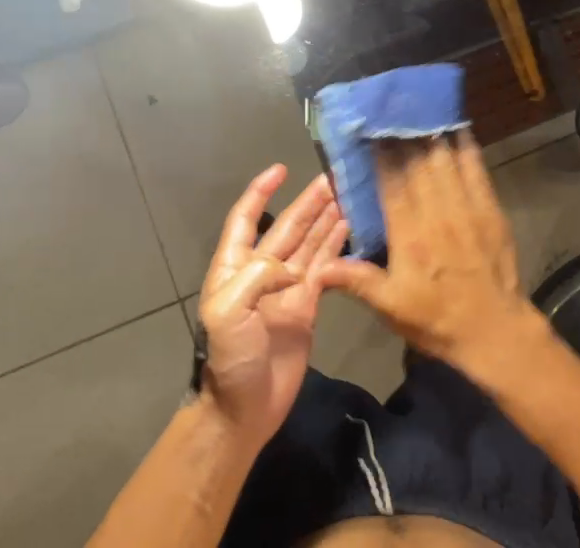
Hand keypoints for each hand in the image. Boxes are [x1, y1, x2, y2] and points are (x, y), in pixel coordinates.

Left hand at [196, 166, 348, 442]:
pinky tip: (351, 231)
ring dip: (325, 220)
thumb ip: (257, 276)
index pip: (246, 219)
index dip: (260, 193)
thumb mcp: (228, 313)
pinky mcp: (307, 306)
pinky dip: (336, 248)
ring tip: (347, 195)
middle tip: (334, 178)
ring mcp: (286, 288)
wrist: (245, 408)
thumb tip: (292, 266)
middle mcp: (261, 271)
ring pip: (309, 245)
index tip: (280, 170)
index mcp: (234, 268)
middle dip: (307, 203)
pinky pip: (324, 269)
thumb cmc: (229, 359)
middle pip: (286, 228)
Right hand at [315, 133, 542, 379]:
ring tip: (420, 110)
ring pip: (446, 162)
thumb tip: (317, 267)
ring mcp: (467, 209)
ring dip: (432, 135)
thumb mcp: (391, 307)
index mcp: (410, 236)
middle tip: (392, 111)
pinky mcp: (491, 211)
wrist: (494, 330)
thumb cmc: (437, 320)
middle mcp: (437, 214)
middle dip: (403, 136)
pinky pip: (477, 171)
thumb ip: (358, 281)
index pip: (392, 184)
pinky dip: (467, 148)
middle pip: (418, 165)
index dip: (381, 155)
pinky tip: (459, 129)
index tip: (371, 131)